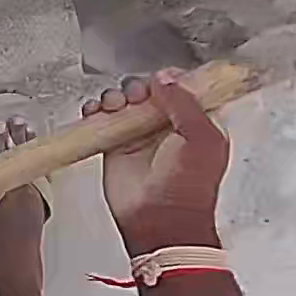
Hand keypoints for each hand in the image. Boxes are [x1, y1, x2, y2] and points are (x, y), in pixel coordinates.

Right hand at [82, 68, 229, 253]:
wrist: (158, 218)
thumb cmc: (187, 186)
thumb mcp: (201, 138)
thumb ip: (185, 104)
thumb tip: (165, 78)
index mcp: (194, 124)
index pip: (180, 89)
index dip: (167, 80)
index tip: (158, 79)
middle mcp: (165, 127)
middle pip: (146, 91)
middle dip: (137, 87)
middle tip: (135, 96)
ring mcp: (138, 136)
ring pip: (121, 101)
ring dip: (114, 96)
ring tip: (113, 105)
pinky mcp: (114, 146)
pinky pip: (100, 119)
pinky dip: (94, 111)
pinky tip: (96, 112)